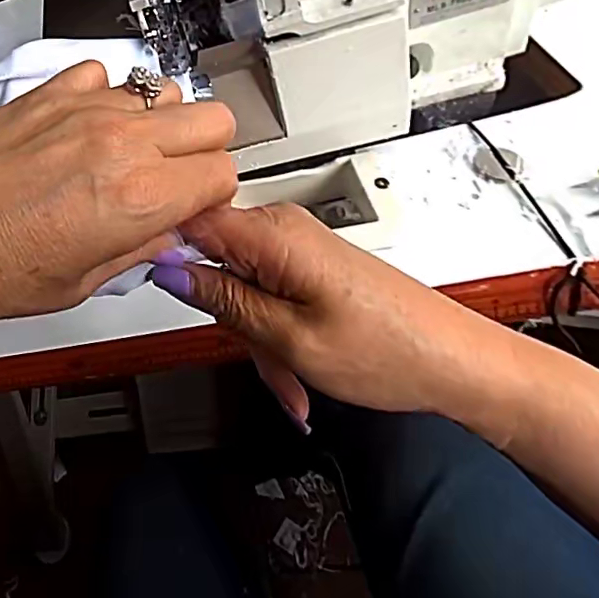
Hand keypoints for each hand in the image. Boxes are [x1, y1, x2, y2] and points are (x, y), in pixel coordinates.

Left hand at [0, 61, 237, 373]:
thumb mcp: (76, 286)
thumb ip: (139, 249)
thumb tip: (169, 231)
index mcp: (135, 198)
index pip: (222, 175)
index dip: (212, 198)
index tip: (192, 209)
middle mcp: (118, 141)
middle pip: (212, 120)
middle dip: (203, 153)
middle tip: (174, 182)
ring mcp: (83, 108)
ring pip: (166, 92)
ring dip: (161, 125)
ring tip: (129, 159)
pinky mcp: (47, 91)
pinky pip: (107, 77)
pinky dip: (110, 100)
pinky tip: (85, 133)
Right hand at [154, 203, 517, 426]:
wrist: (454, 360)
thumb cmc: (391, 349)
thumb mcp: (288, 337)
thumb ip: (222, 298)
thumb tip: (171, 269)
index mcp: (274, 235)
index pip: (189, 219)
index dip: (159, 250)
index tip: (144, 283)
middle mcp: (285, 230)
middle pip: (213, 260)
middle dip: (225, 316)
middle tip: (254, 358)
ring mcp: (298, 247)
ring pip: (240, 286)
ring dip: (255, 336)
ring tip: (290, 378)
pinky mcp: (310, 265)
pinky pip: (268, 293)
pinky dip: (275, 332)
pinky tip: (298, 368)